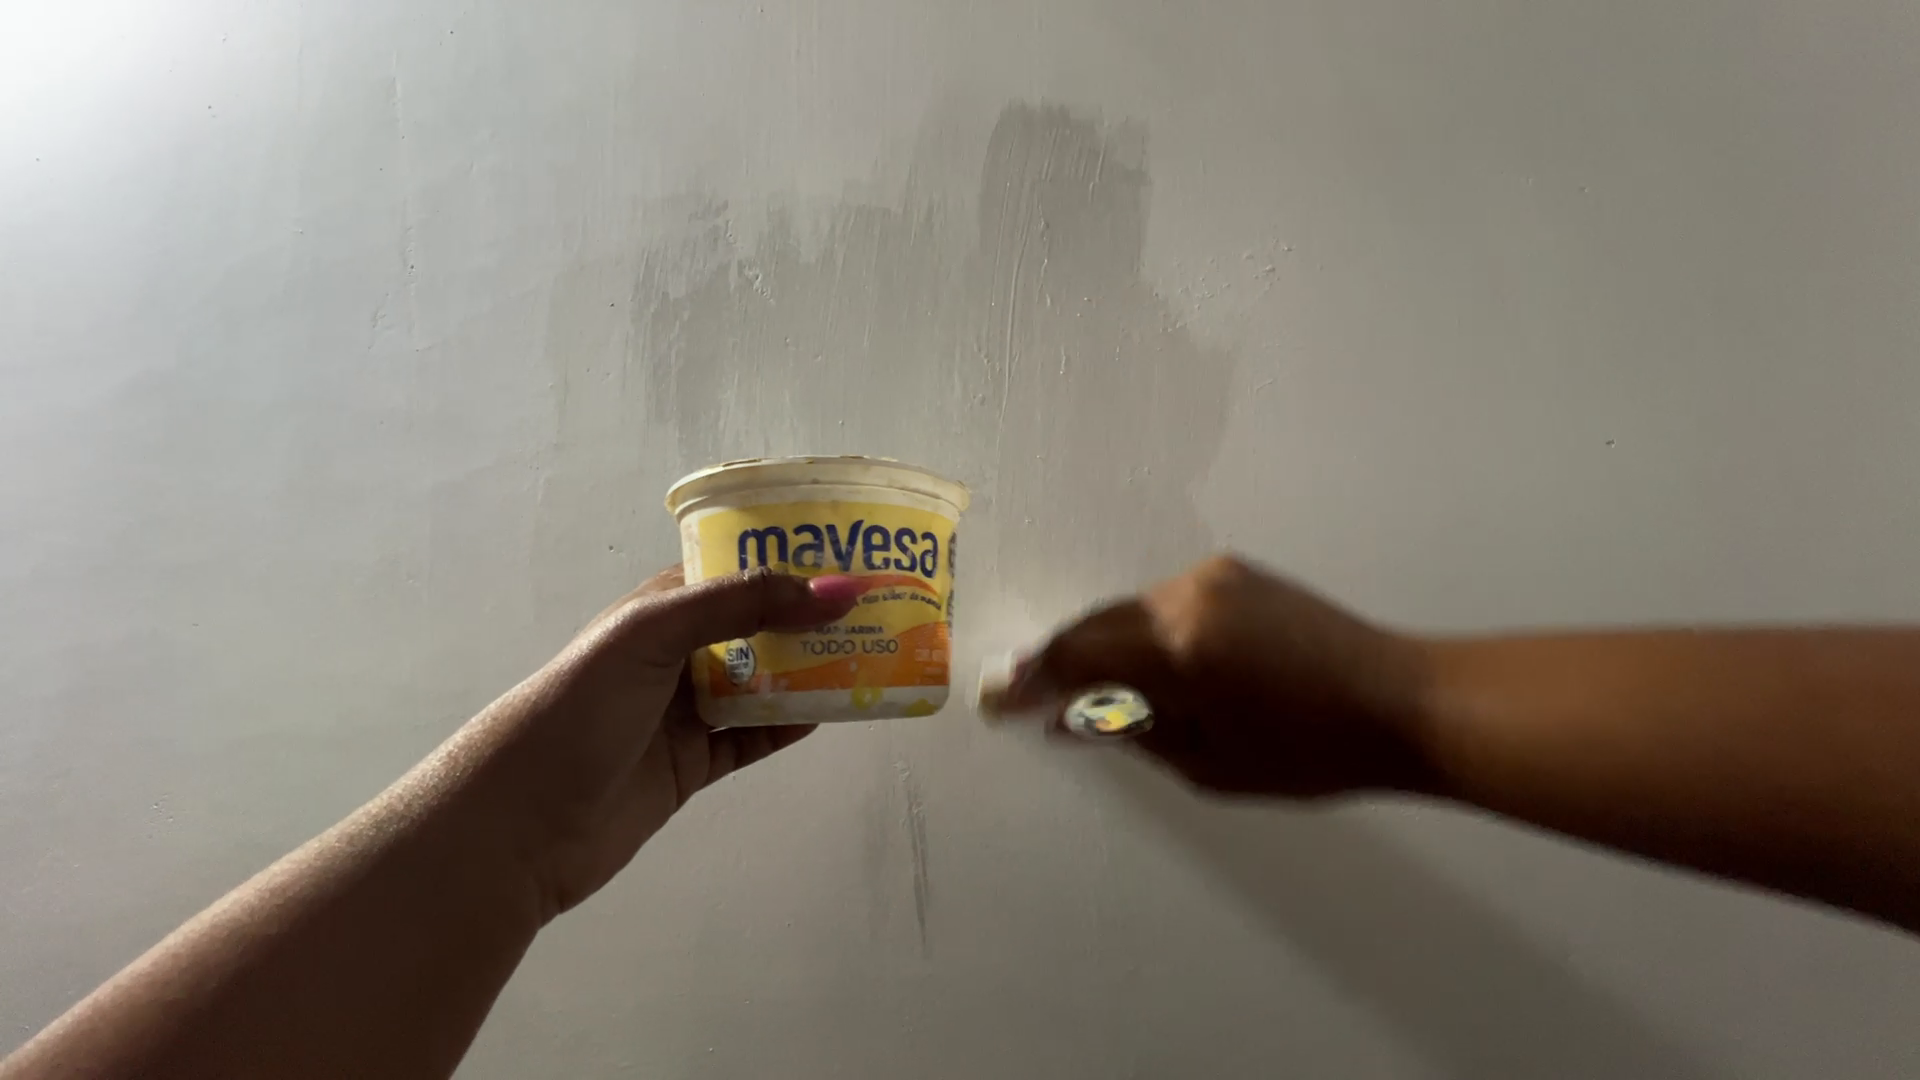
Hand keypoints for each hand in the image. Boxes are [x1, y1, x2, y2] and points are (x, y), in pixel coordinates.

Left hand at [457, 566, 862, 919]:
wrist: (519, 829)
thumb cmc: (581, 708)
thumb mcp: (654, 633)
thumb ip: (742, 604)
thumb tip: (836, 589)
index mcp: (661, 611)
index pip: (735, 571)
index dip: (788, 561)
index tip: (847, 555)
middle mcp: (677, 654)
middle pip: (757, 627)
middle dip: (808, 617)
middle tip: (872, 608)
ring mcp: (686, 712)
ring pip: (763, 682)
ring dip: (808, 672)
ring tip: (867, 657)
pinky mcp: (694, 763)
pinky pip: (755, 737)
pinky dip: (791, 724)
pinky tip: (831, 714)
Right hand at [995, 555, 1434, 796]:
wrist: (1404, 699)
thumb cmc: (1309, 752)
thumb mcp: (1209, 764)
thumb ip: (1130, 731)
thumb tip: (1067, 719)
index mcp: (1180, 648)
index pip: (1077, 657)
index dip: (1030, 681)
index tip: (996, 700)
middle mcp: (1186, 596)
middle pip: (1094, 623)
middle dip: (1058, 660)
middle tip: (1025, 693)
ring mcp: (1210, 576)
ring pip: (1127, 609)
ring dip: (1101, 645)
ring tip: (1085, 685)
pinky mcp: (1231, 571)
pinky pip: (1161, 602)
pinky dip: (1139, 632)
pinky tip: (1142, 661)